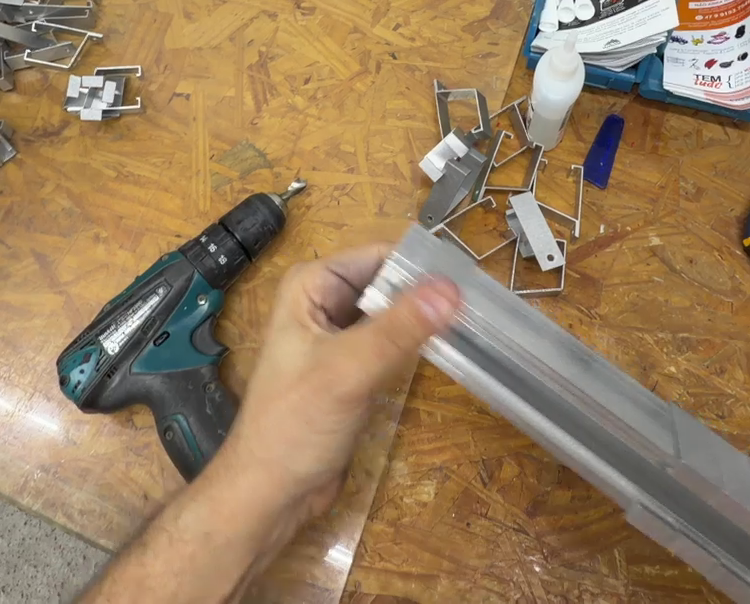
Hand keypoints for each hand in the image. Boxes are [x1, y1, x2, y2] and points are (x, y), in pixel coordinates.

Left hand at [214, 242, 460, 522]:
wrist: (270, 493)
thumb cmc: (295, 425)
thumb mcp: (349, 370)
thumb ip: (399, 329)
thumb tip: (452, 289)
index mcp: (312, 284)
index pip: (378, 257)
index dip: (421, 267)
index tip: (470, 281)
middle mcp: (324, 300)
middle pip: (388, 282)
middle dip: (427, 294)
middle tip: (479, 307)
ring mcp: (339, 334)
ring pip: (393, 313)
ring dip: (424, 320)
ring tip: (474, 325)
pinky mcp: (353, 366)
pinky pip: (392, 342)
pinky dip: (415, 344)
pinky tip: (448, 350)